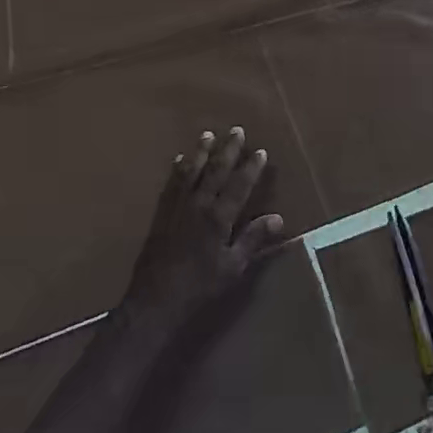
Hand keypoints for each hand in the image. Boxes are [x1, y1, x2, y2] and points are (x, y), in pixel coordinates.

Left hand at [120, 127, 285, 332]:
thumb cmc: (199, 288)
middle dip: (228, 150)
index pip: (239, 185)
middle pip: (216, 171)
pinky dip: (177, 170)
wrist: (154, 302)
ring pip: (191, 172)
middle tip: (236, 130)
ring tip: (208, 134)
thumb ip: (252, 239)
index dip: (251, 168)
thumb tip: (278, 218)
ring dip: (201, 152)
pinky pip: (171, 185)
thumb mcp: (232, 268)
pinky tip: (180, 161)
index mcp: (218, 218)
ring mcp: (177, 208)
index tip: (260, 151)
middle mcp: (198, 205)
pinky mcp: (161, 215)